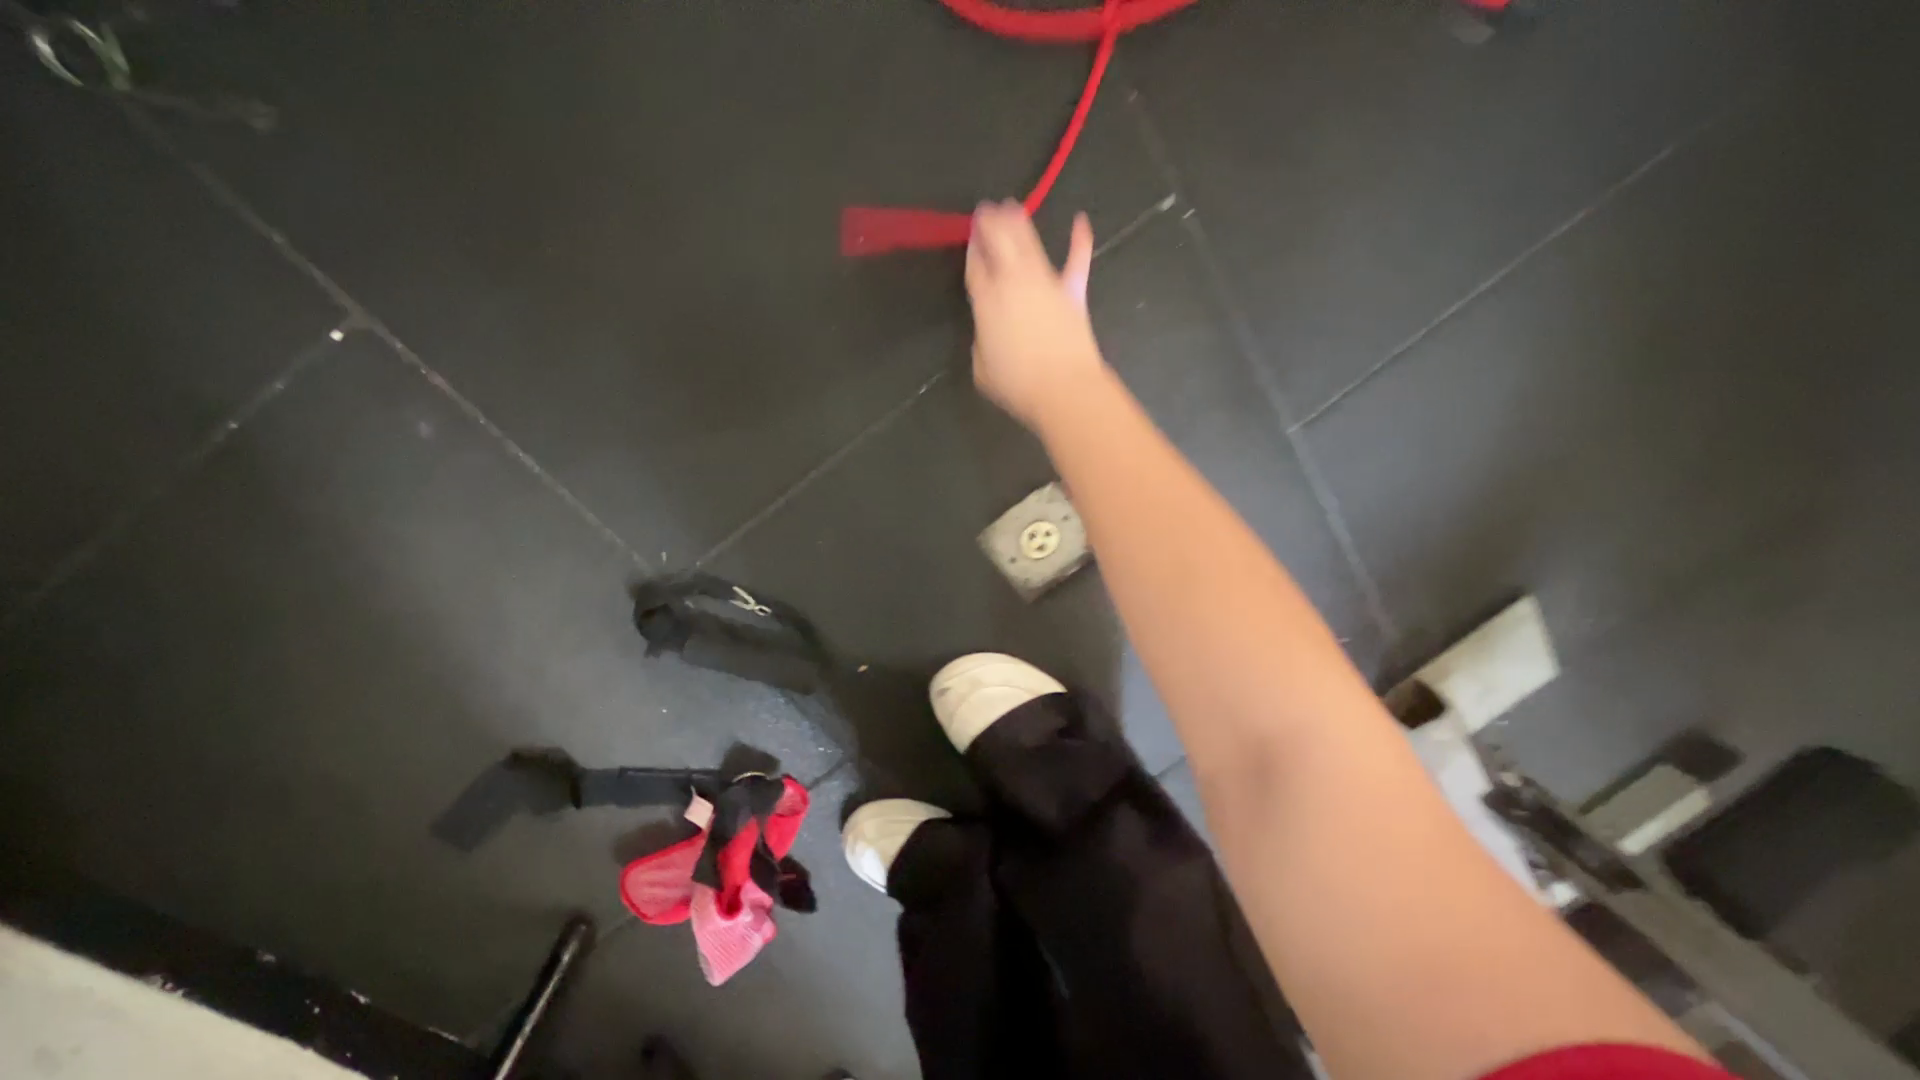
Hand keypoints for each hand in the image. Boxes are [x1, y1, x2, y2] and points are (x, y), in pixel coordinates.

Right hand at [965, 200, 1107, 429]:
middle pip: (999, 243)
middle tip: (985, 210)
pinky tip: (1081, 220)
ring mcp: (1045, 283)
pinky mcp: (1073, 291)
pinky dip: (1080, 239)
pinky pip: (1077, 260)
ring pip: (1029, 243)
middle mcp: (1014, 283)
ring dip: (1019, 222)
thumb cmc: (1017, 385)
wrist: (1064, 389)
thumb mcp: (981, 366)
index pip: (975, 265)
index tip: (970, 234)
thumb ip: (983, 339)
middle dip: (990, 223)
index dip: (972, 247)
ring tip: (1011, 207)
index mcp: (986, 302)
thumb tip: (991, 328)